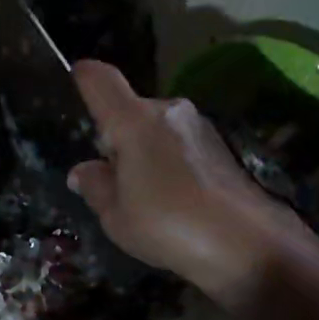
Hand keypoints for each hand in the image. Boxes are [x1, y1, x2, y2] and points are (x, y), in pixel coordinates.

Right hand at [67, 61, 318, 308]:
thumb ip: (96, 187)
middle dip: (119, 137)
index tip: (76, 81)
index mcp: (134, 122)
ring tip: (149, 198)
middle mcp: (169, 111)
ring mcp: (200, 126)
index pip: (101, 81)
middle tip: (114, 180)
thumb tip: (83, 171)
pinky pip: (183, 147)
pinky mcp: (222, 145)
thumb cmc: (166, 226)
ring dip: (148, 153)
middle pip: (132, 111)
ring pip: (159, 130)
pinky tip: (178, 201)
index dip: (85, 78)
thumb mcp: (116, 217)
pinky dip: (173, 165)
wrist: (242, 241)